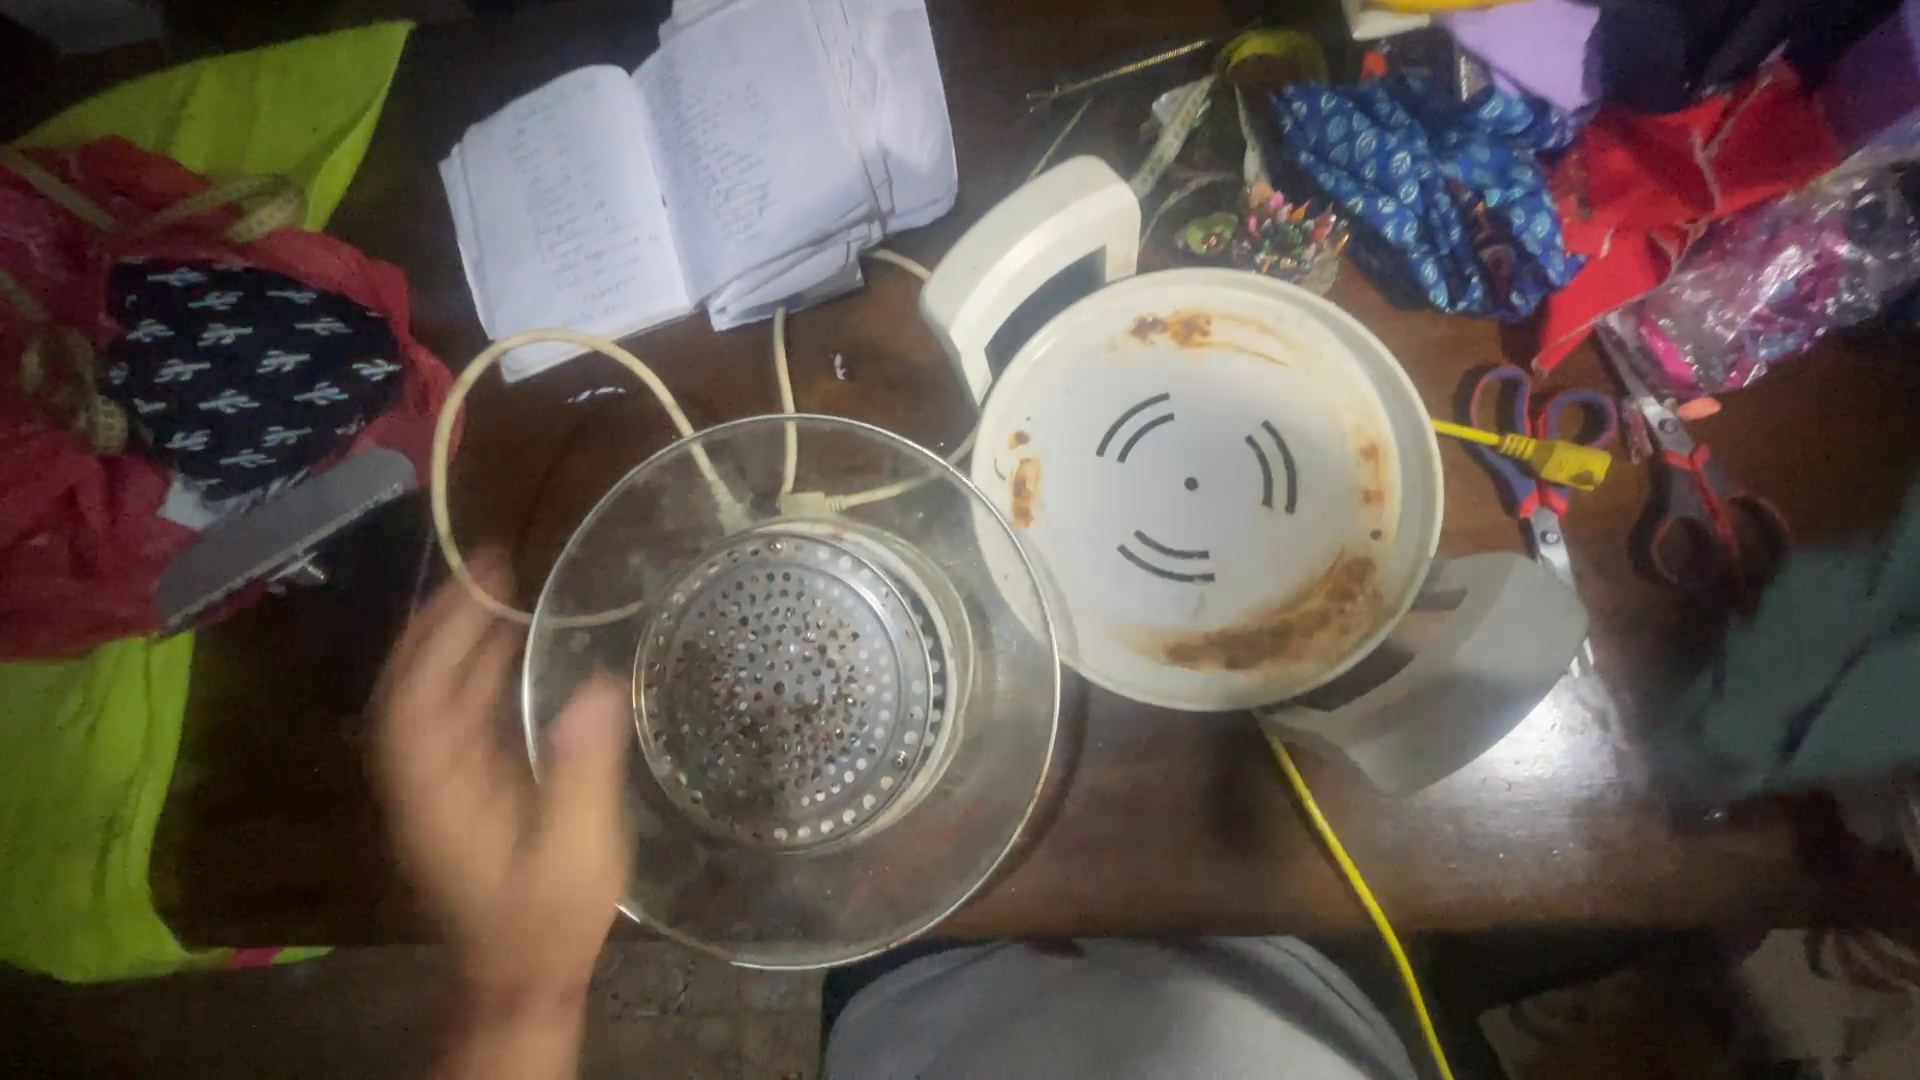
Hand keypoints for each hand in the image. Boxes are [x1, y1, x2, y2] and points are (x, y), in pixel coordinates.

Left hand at [374, 551, 630, 1018]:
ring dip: (461, 638)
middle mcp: (428, 777)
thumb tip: (597, 687)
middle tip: (493, 565)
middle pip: (416, 684)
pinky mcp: (471, 783)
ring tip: (503, 588)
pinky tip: (515, 647)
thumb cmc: (549, 914)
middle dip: (445, 620)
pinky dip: (481, 668)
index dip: (440, 636)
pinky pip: (465, 709)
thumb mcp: (575, 848)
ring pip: (437, 693)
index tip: (480, 583)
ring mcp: (446, 779)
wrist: (527, 969)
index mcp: (437, 791)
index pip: (416, 699)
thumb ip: (581, 771)